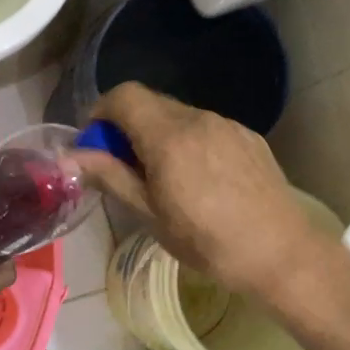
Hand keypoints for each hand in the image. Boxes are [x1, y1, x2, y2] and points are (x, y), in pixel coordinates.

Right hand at [72, 82, 330, 298]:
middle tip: (124, 170)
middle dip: (127, 128)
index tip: (96, 147)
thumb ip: (109, 177)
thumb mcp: (149, 214)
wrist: (280, 253)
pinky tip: (198, 183)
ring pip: (179, 117)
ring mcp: (228, 126)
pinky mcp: (249, 138)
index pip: (124, 96)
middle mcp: (199, 119)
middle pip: (151, 104)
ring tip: (162, 181)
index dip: (101, 113)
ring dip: (158, 137)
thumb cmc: (206, 241)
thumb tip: (69, 157)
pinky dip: (187, 144)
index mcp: (169, 136)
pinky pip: (206, 129)